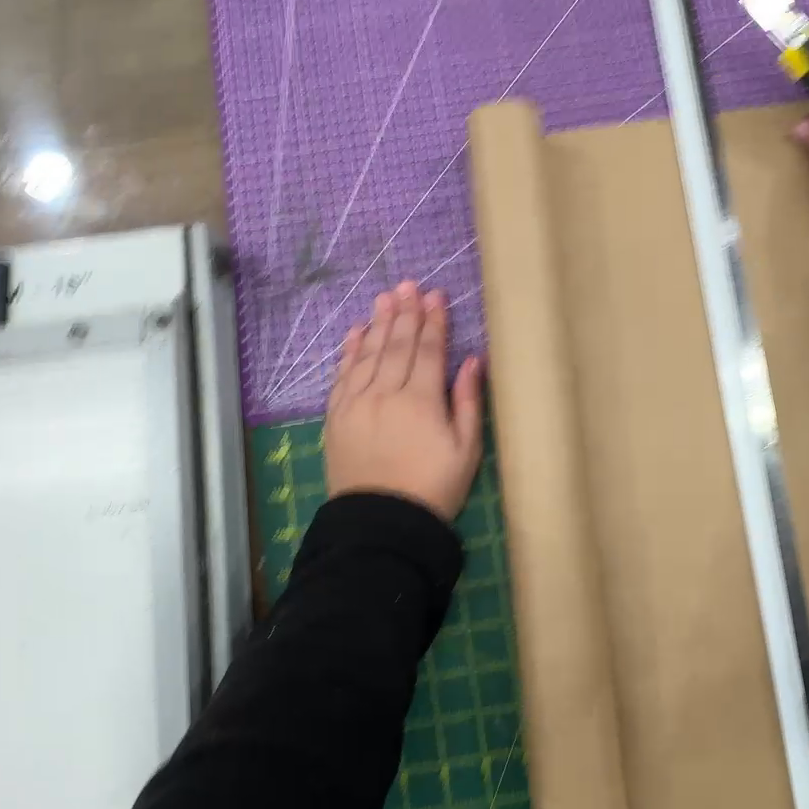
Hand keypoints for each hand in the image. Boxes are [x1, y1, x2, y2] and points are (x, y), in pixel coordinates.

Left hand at [325, 281, 484, 522]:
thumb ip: (468, 401)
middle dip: (405, 313)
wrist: (381, 523)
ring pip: (368, 354)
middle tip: (408, 285)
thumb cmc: (434, 488)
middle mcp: (386, 394)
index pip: (428, 351)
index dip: (433, 321)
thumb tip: (472, 360)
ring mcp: (357, 403)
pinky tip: (356, 332)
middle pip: (396, 345)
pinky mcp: (337, 417)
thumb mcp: (466, 449)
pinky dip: (349, 351)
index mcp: (421, 401)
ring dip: (378, 323)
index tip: (435, 296)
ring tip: (385, 297)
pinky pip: (342, 375)